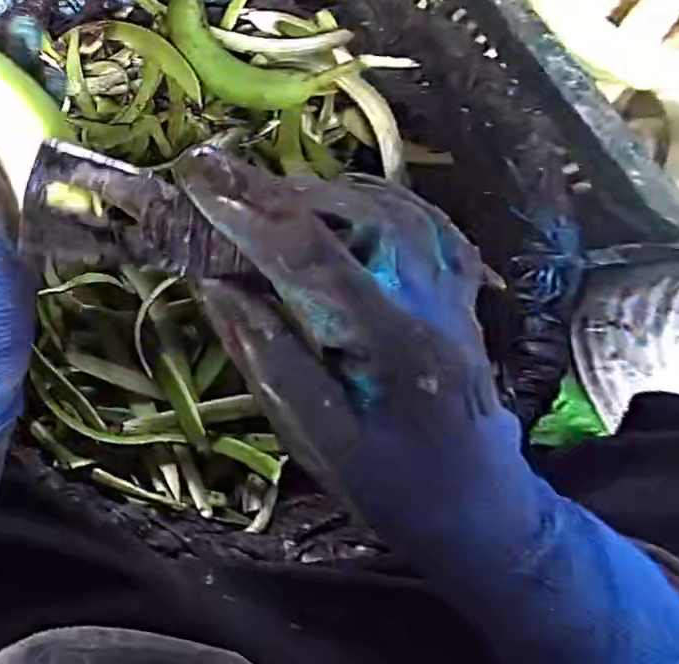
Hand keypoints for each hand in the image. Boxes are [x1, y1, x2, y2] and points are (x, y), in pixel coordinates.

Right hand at [172, 147, 678, 663]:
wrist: (483, 508)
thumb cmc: (389, 483)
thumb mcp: (318, 440)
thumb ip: (269, 358)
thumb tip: (217, 284)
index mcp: (395, 347)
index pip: (312, 259)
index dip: (249, 215)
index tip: (194, 177)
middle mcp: (432, 303)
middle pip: (353, 214)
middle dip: (270, 188)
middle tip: (206, 170)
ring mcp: (453, 287)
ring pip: (383, 204)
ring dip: (308, 188)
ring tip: (250, 190)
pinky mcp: (456, 283)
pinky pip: (412, 214)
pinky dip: (359, 193)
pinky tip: (323, 195)